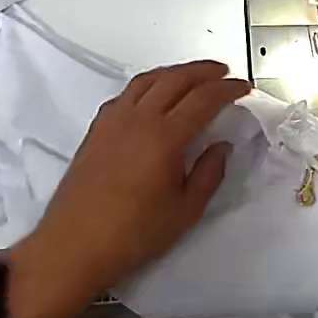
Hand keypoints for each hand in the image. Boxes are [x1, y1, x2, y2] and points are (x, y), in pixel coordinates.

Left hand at [7, 61, 249, 317]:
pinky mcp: (97, 129)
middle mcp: (138, 119)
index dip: (228, 89)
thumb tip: (221, 148)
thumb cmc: (131, 235)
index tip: (243, 87)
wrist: (73, 246)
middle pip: (176, 79)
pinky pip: (127, 93)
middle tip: (224, 72)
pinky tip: (154, 95)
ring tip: (193, 75)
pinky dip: (148, 84)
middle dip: (204, 71)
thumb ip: (209, 174)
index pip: (204, 99)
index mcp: (164, 137)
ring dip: (175, 72)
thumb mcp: (185, 211)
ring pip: (148, 79)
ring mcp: (113, 121)